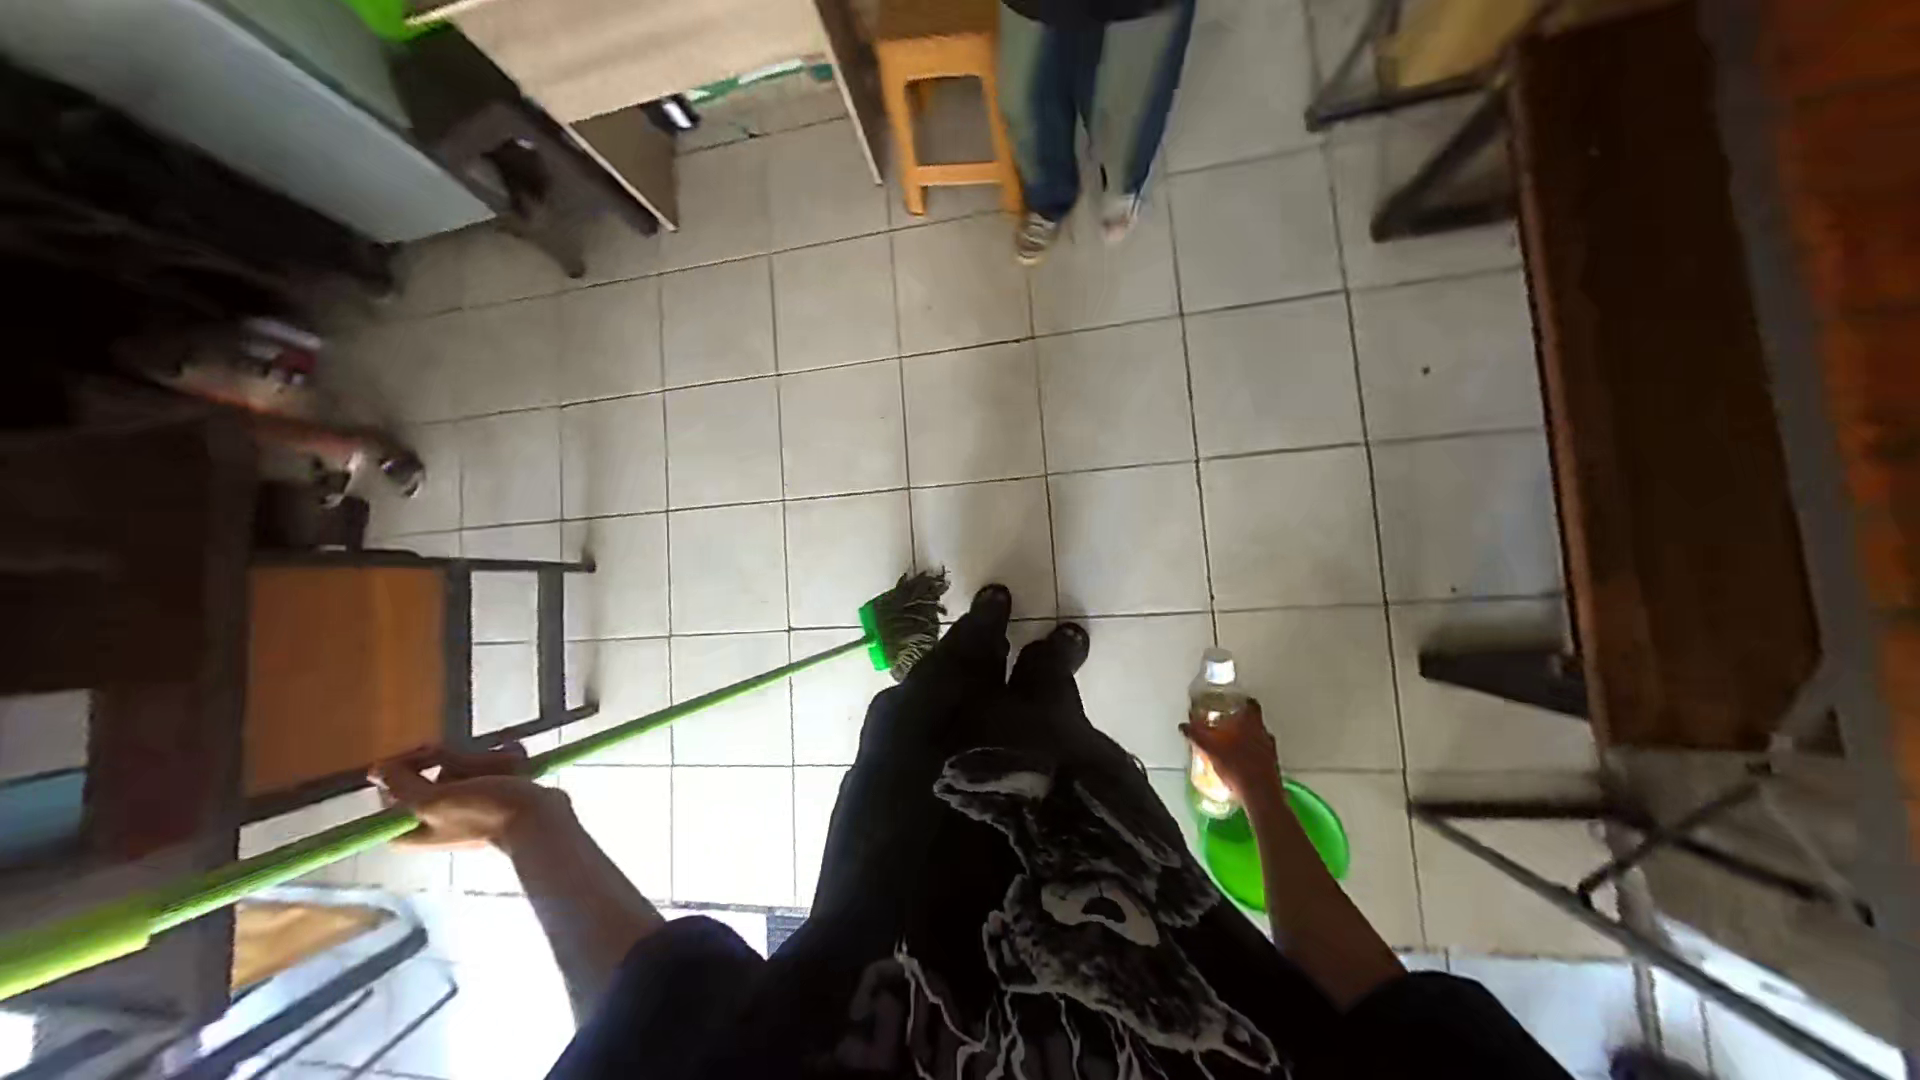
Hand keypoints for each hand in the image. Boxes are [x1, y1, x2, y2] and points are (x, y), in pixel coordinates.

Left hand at [369, 746, 562, 849]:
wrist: (540, 818)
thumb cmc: (485, 812)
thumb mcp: (435, 801)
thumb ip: (402, 785)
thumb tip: (375, 770)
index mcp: (411, 826)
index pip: (395, 785)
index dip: (410, 765)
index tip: (429, 754)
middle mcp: (435, 815)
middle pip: (434, 771)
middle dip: (461, 761)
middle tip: (478, 765)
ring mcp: (467, 804)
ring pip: (467, 765)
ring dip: (489, 760)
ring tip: (508, 766)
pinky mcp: (495, 794)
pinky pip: (492, 768)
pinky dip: (505, 761)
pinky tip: (517, 764)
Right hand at [1180, 700, 1282, 805]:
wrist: (1259, 794)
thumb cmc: (1236, 764)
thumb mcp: (1208, 747)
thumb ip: (1195, 734)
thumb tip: (1184, 726)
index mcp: (1250, 721)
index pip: (1249, 703)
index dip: (1240, 702)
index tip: (1232, 704)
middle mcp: (1263, 732)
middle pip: (1253, 720)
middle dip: (1241, 722)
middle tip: (1227, 726)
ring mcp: (1270, 749)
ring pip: (1258, 737)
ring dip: (1247, 739)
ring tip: (1231, 746)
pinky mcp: (1273, 766)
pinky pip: (1261, 754)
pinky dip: (1252, 755)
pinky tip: (1240, 763)